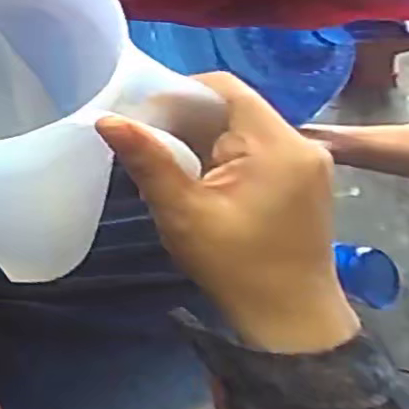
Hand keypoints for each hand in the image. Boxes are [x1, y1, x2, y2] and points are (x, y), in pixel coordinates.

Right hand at [96, 72, 358, 353]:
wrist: (290, 319)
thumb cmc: (235, 264)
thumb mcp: (181, 210)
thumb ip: (147, 159)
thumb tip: (106, 118)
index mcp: (277, 146)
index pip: (225, 88)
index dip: (178, 90)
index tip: (140, 113)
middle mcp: (299, 145)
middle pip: (229, 106)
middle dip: (180, 116)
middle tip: (141, 138)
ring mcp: (302, 162)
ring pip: (235, 126)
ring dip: (193, 135)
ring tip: (159, 158)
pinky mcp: (295, 178)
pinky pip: (245, 146)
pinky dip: (211, 151)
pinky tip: (188, 174)